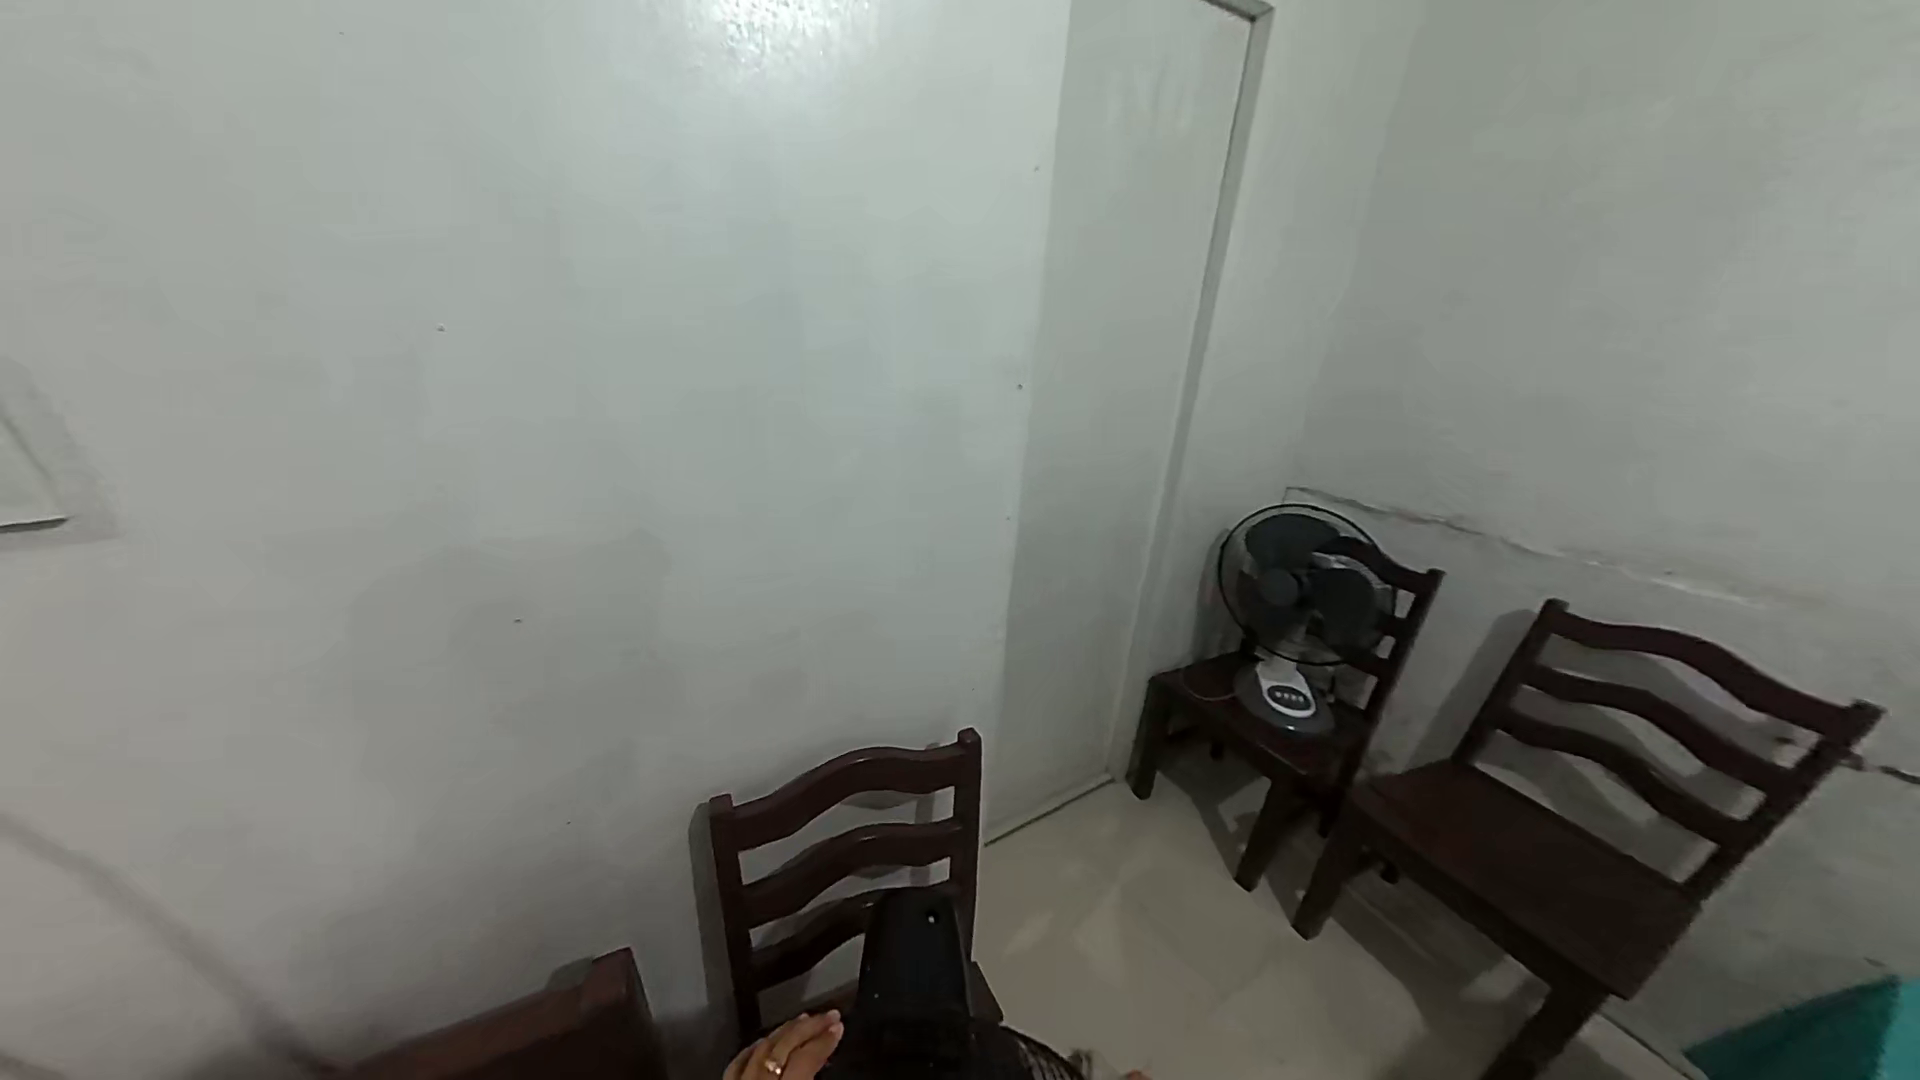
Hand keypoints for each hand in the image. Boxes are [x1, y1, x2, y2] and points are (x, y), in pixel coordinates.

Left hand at [724, 1011, 843, 1079]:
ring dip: (785, 1031)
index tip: (839, 1026)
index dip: (823, 1041)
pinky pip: (736, 1064)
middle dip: (809, 1027)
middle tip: (830, 1015)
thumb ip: (812, 1078)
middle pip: (783, 1047)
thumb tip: (826, 1059)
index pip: (804, 1059)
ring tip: (804, 1019)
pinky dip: (754, 1048)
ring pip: (761, 1049)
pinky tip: (766, 1040)